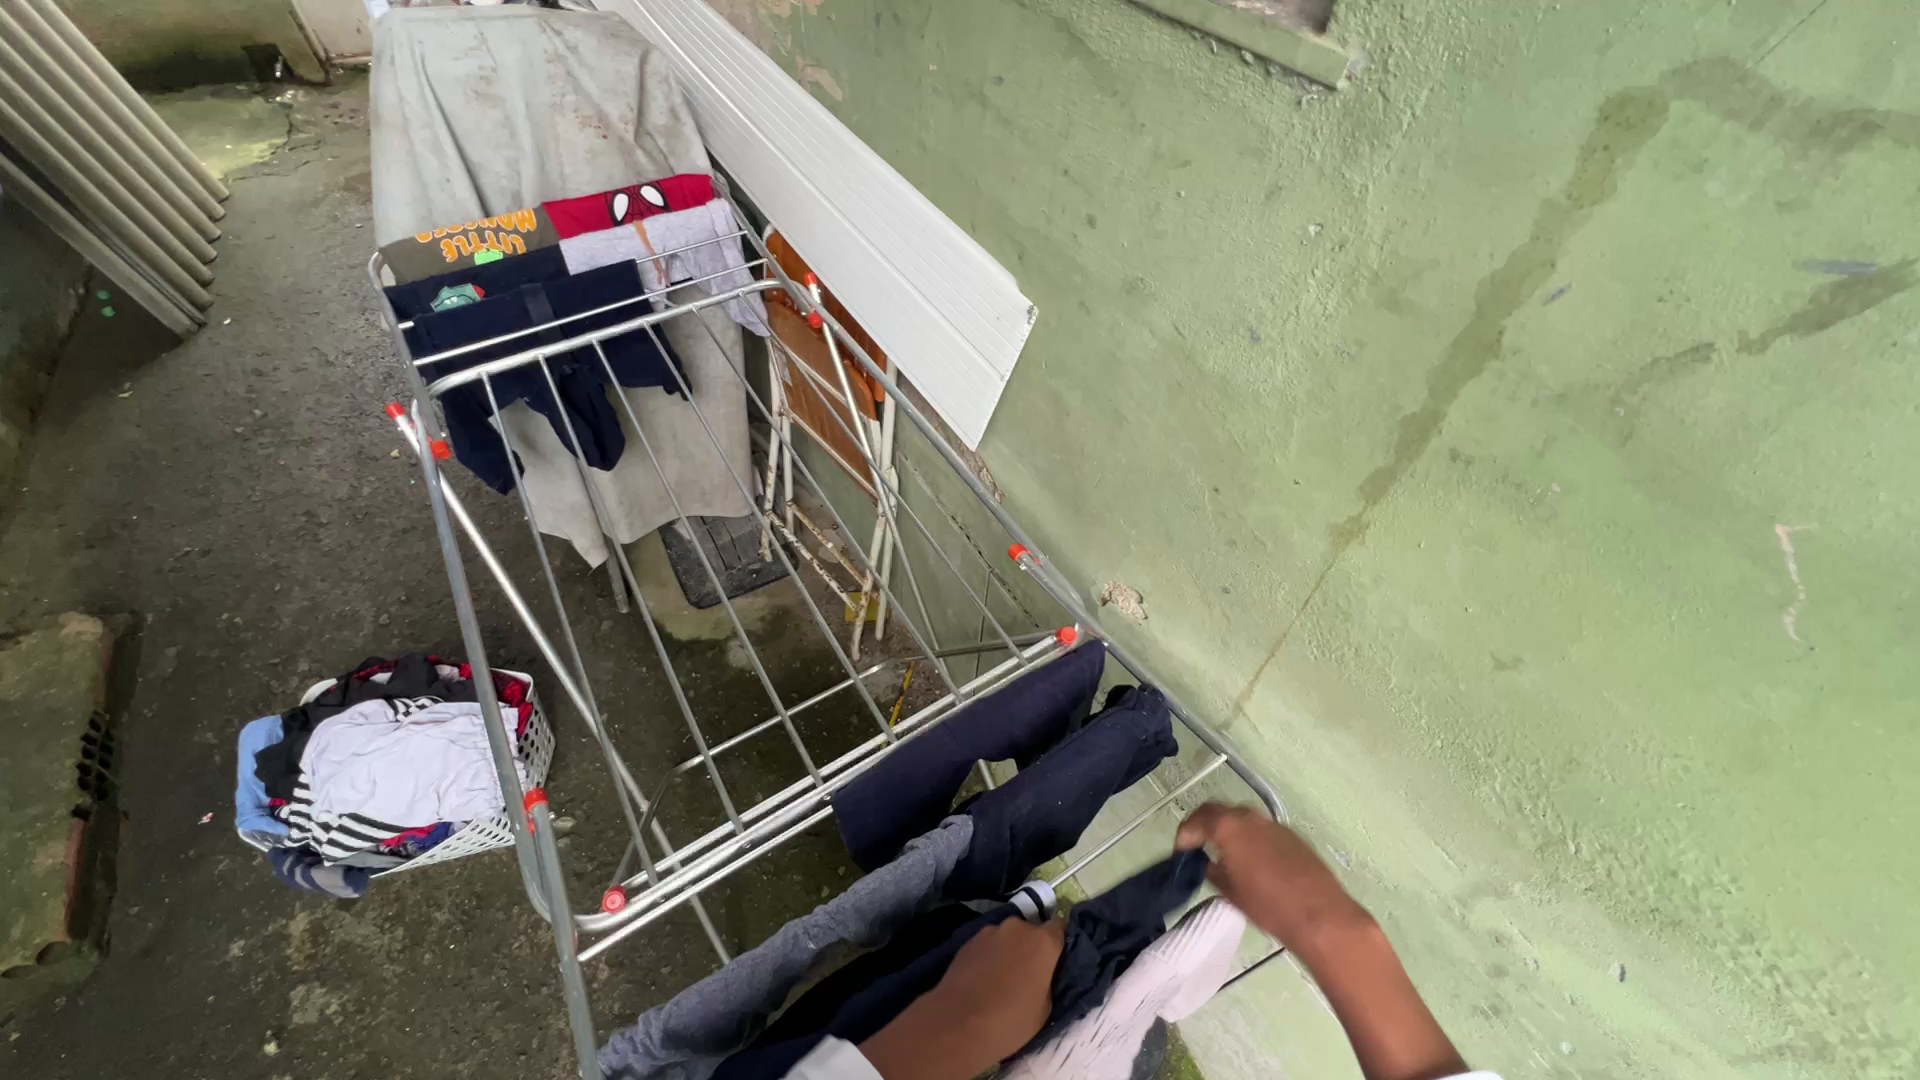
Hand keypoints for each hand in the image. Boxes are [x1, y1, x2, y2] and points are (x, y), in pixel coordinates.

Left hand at [859, 918, 1064, 1079]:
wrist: (958, 1021)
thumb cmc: (1010, 1020)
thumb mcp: (1045, 1009)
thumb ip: (1048, 980)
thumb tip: (1043, 972)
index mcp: (1042, 942)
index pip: (1060, 928)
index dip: (1059, 943)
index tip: (1056, 960)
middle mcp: (1017, 927)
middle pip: (1031, 931)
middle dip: (1032, 947)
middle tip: (1028, 973)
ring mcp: (990, 930)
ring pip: (1008, 936)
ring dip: (1009, 949)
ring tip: (1002, 977)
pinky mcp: (969, 939)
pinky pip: (989, 943)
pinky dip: (990, 955)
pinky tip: (983, 977)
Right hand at [1177, 802, 1368, 955]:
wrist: (1322, 916)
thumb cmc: (1269, 905)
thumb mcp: (1231, 892)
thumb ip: (1214, 871)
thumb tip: (1211, 864)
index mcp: (1229, 826)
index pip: (1197, 820)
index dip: (1185, 834)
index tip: (1180, 850)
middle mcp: (1250, 817)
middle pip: (1219, 812)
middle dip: (1204, 825)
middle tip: (1197, 844)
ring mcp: (1274, 825)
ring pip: (1242, 819)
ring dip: (1229, 831)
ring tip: (1224, 853)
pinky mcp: (1293, 837)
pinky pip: (1262, 831)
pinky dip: (1250, 839)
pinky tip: (1253, 862)